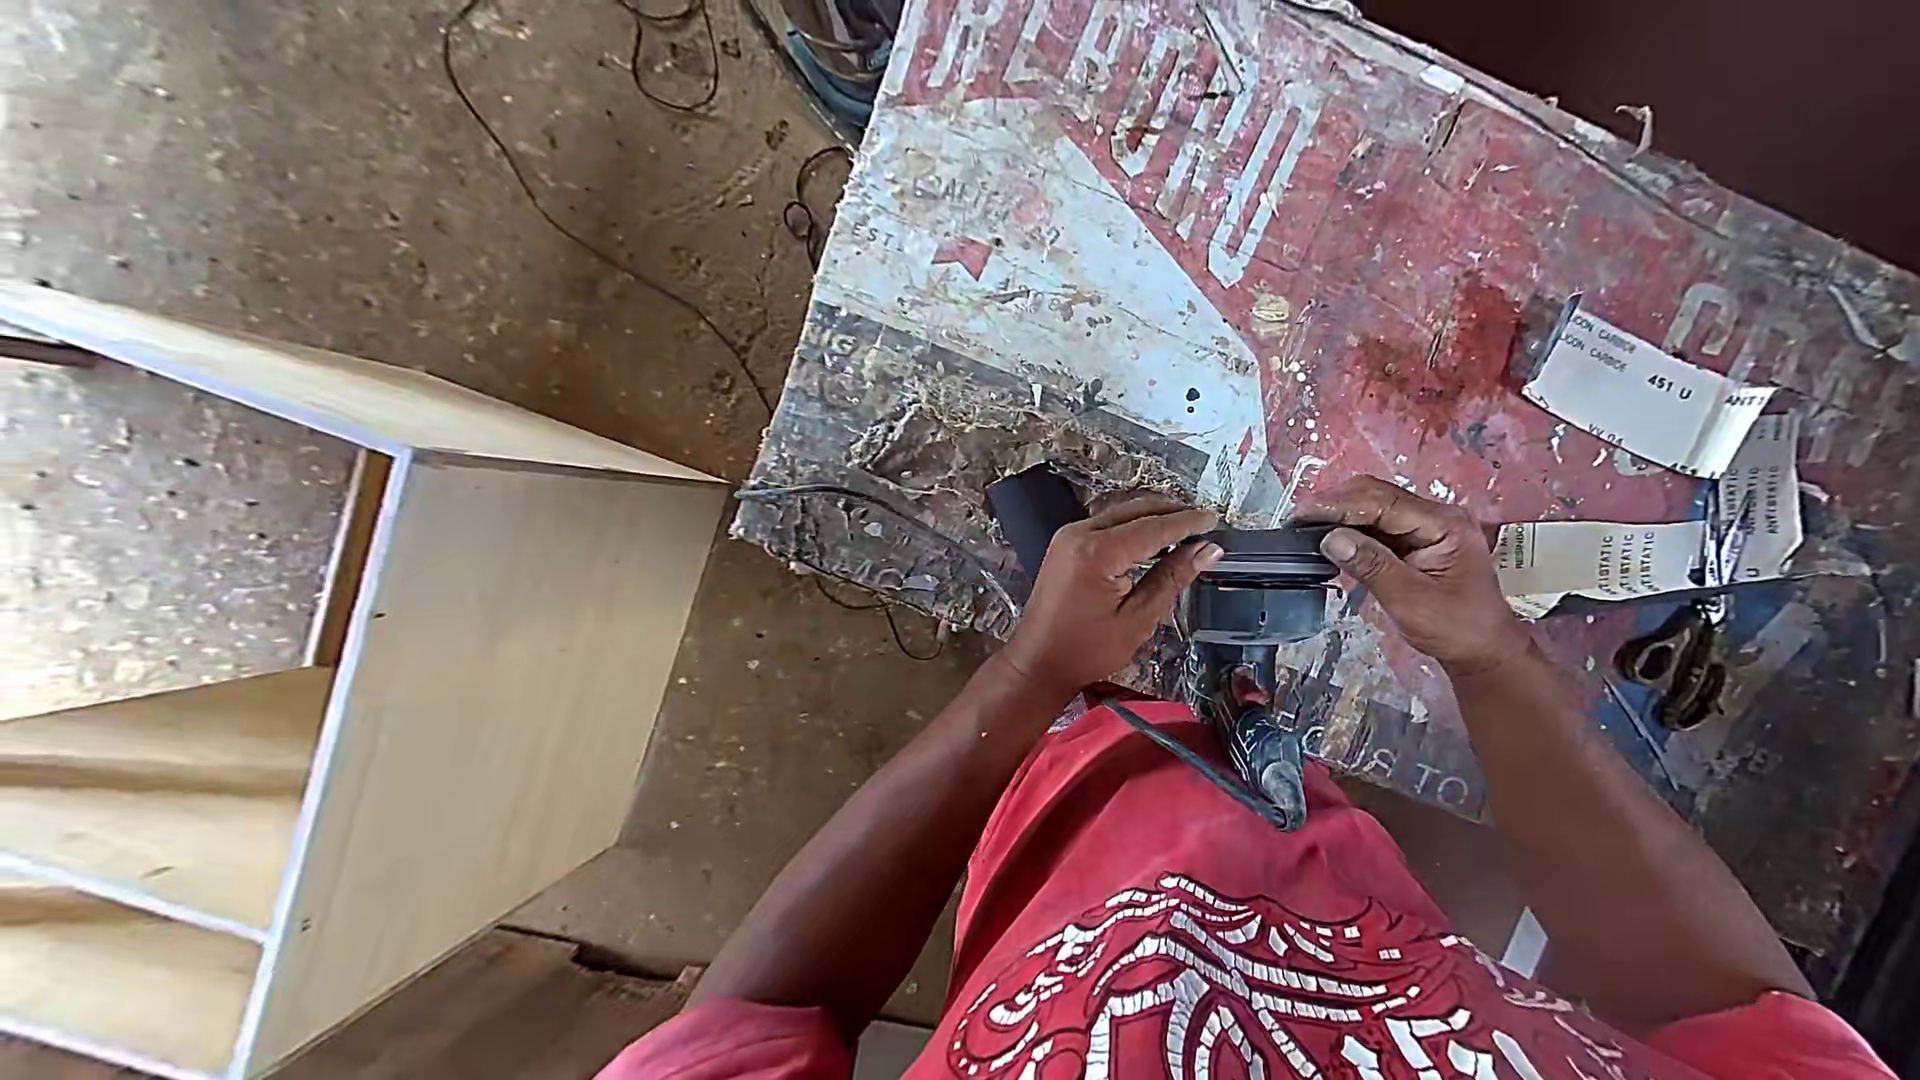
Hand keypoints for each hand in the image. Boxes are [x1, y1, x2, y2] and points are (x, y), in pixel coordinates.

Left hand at [998, 495, 1221, 698]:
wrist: (1037, 661)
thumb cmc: (1085, 650)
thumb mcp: (1137, 618)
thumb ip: (1172, 578)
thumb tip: (1206, 550)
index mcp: (1096, 552)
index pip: (1153, 526)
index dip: (1187, 522)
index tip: (1213, 520)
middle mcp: (1078, 534)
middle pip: (1135, 509)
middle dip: (1171, 512)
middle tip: (1203, 522)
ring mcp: (1067, 536)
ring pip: (1119, 512)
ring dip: (1152, 516)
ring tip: (1185, 528)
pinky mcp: (1064, 544)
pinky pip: (1105, 523)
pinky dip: (1131, 525)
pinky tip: (1151, 537)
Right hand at [1293, 475, 1529, 675]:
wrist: (1481, 651)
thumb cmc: (1454, 627)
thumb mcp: (1410, 600)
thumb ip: (1372, 565)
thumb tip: (1331, 538)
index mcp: (1443, 524)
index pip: (1382, 502)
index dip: (1337, 505)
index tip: (1300, 515)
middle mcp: (1433, 516)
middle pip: (1374, 495)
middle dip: (1333, 503)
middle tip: (1295, 521)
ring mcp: (1422, 527)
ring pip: (1370, 505)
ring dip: (1336, 514)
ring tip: (1303, 527)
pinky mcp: (1409, 540)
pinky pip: (1372, 524)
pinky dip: (1345, 527)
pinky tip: (1325, 536)